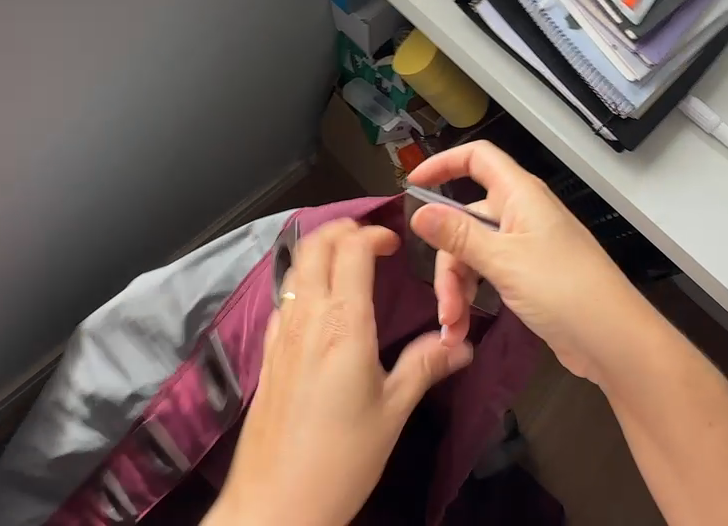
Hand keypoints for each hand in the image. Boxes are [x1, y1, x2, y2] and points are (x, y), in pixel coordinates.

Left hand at [206, 220, 473, 525]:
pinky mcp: (266, 353)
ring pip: (295, 267)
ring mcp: (281, 333)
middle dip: (344, 229)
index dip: (374, 233)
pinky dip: (303, 282)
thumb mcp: (392, 412)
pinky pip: (283, 298)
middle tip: (371, 240)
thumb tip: (461, 344)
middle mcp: (308, 317)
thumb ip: (424, 367)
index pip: (353, 249)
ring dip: (321, 250)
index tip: (395, 243)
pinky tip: (320, 306)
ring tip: (348, 262)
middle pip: (316, 244)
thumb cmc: (341, 459)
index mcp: (344, 324)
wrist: (274, 505)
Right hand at [406, 142, 654, 385]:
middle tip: (444, 306)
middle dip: (448, 261)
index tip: (412, 185)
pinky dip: (473, 296)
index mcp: (520, 194)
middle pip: (466, 219)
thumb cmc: (562, 288)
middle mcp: (522, 213)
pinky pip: (489, 274)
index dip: (444, 164)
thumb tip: (419, 211)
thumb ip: (459, 235)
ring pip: (474, 251)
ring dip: (458, 288)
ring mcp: (526, 245)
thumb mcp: (503, 261)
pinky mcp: (529, 275)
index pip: (478, 158)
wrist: (613, 339)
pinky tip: (463, 329)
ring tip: (453, 327)